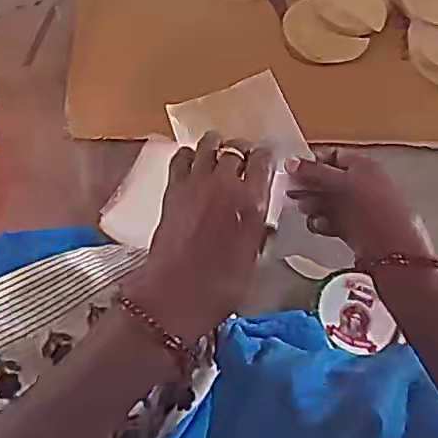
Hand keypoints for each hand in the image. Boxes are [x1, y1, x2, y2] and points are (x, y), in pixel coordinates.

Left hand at [126, 132, 274, 339]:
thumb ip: (257, 233)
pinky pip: (181, 157)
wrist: (176, 292)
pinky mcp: (173, 187)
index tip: (263, 158)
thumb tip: (261, 226)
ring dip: (216, 144)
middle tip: (241, 156)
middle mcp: (226, 184)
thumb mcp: (253, 258)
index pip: (263, 160)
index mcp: (252, 201)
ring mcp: (197, 182)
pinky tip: (192, 161)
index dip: (264, 156)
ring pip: (208, 144)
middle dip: (241, 150)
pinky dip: (189, 155)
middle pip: (236, 148)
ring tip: (218, 150)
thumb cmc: (220, 285)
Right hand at [285, 150, 429, 261]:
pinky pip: (333, 221)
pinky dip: (323, 222)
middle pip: (328, 180)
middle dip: (310, 186)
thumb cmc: (372, 208)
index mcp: (365, 166)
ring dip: (314, 204)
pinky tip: (319, 225)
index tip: (293, 170)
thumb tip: (290, 163)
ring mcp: (359, 209)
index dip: (313, 162)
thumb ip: (315, 172)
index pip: (333, 156)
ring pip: (329, 202)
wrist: (393, 252)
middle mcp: (363, 185)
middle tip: (292, 192)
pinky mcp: (355, 230)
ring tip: (305, 210)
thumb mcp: (342, 183)